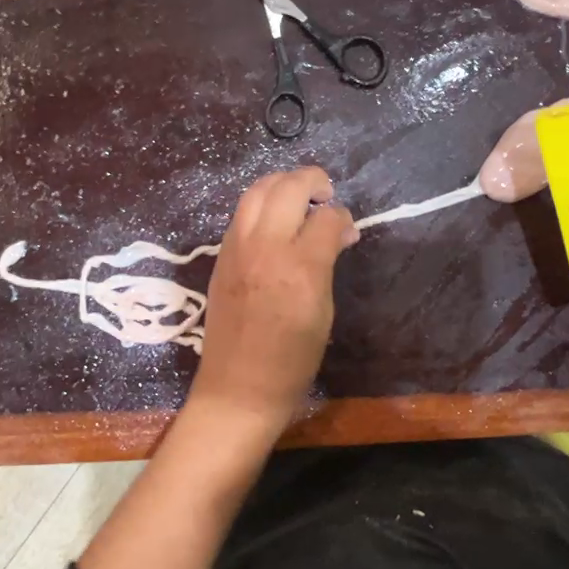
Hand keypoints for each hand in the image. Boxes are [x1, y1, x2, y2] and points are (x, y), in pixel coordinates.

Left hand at [190, 167, 358, 430]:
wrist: (239, 387)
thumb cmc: (292, 361)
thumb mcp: (323, 312)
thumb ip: (328, 264)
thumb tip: (339, 233)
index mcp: (299, 267)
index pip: (326, 217)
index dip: (343, 217)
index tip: (348, 230)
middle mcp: (265, 247)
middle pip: (288, 186)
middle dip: (313, 180)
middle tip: (326, 193)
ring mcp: (237, 248)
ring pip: (257, 190)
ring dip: (282, 184)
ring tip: (299, 198)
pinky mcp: (221, 256)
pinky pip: (242, 213)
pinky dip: (262, 204)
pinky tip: (275, 221)